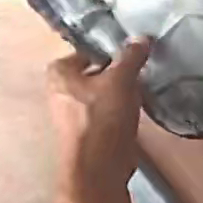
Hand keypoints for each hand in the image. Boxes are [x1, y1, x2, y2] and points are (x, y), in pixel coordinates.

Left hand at [47, 39, 150, 194]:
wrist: (98, 165)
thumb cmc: (102, 117)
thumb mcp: (121, 80)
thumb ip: (131, 57)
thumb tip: (142, 37)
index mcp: (59, 71)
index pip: (90, 51)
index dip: (114, 52)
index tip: (136, 56)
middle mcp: (60, 89)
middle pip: (97, 72)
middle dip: (119, 74)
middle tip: (143, 73)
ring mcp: (72, 112)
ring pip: (103, 93)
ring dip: (122, 93)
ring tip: (143, 93)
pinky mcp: (87, 130)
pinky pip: (106, 112)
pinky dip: (120, 110)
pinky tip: (136, 113)